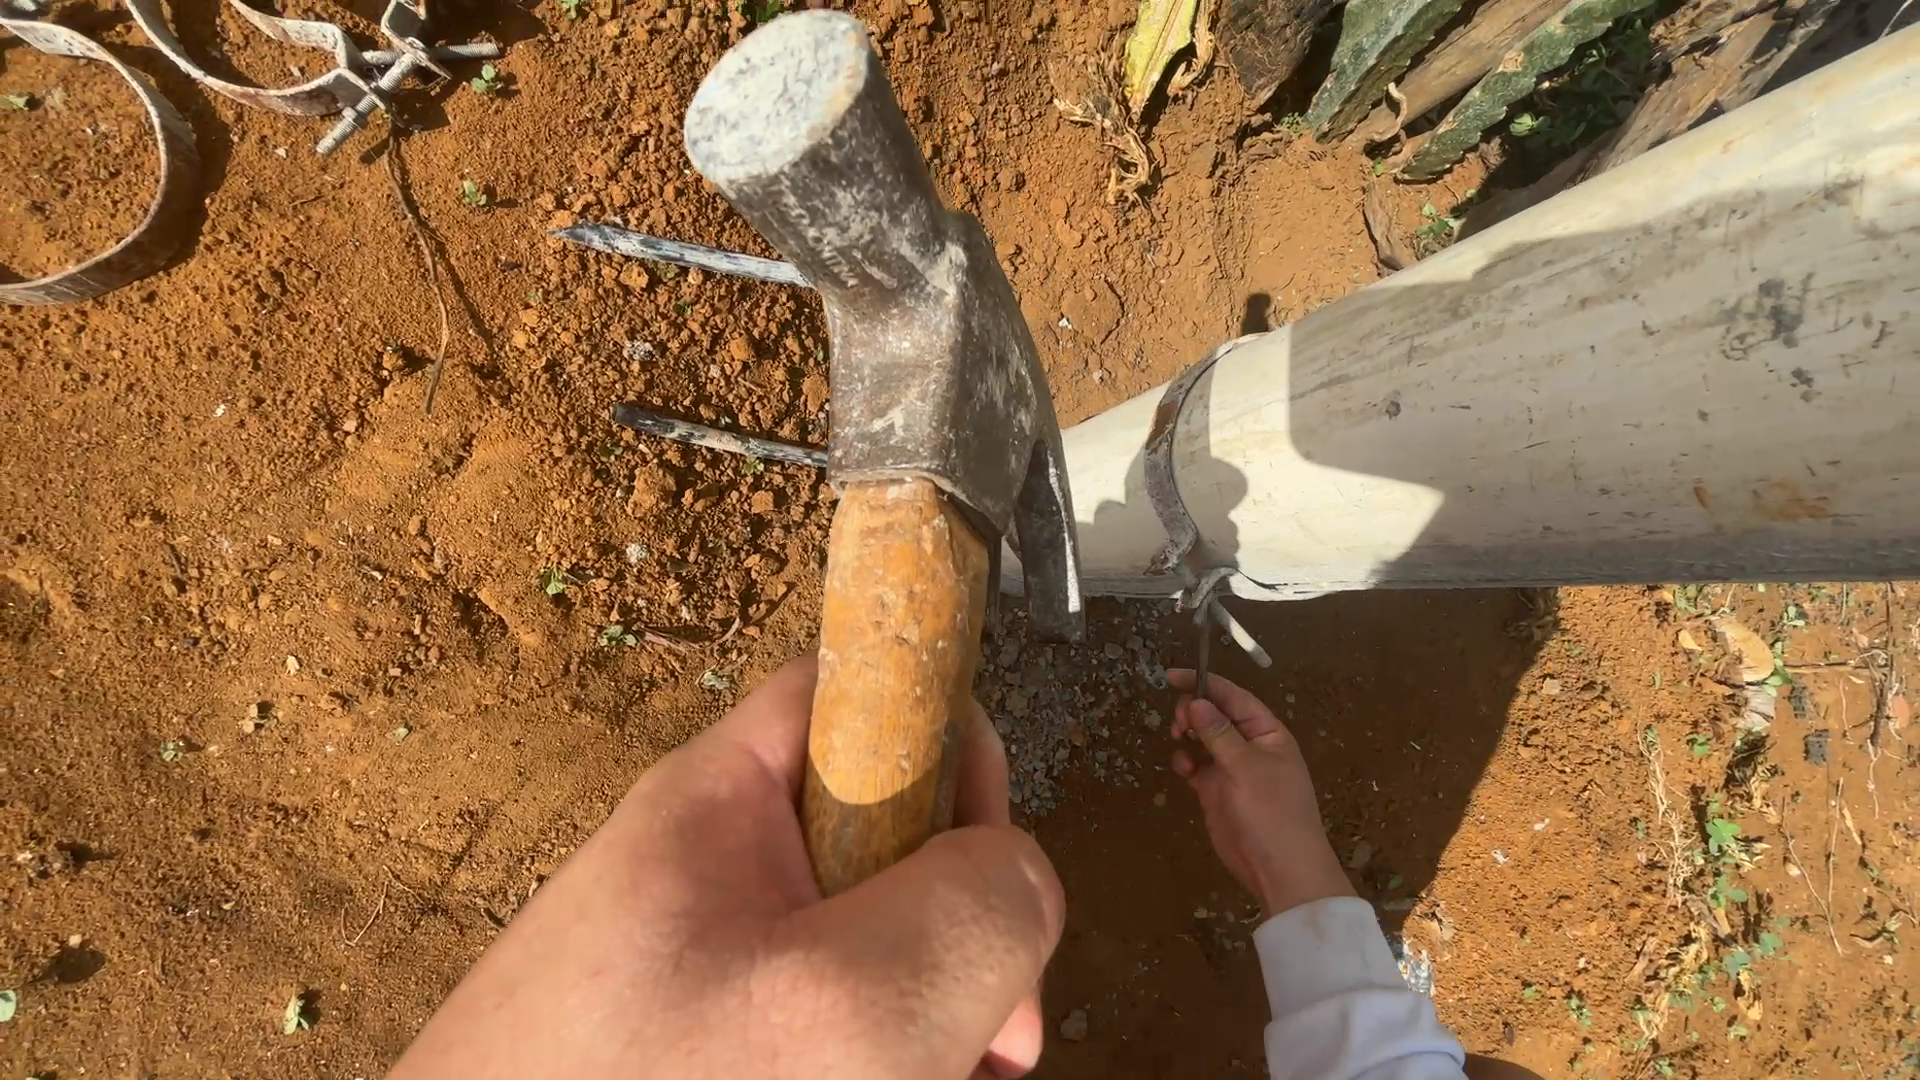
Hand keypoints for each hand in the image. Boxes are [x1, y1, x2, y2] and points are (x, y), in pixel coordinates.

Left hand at [390, 655, 1064, 1079]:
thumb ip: (970, 911)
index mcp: (720, 797)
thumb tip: (1019, 873)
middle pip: (881, 816)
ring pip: (873, 922)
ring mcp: (713, 947)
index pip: (853, 689)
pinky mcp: (712, 1024)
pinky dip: (890, 1044)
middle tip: (997, 1030)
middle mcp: (717, 854)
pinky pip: (835, 999)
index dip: (939, 733)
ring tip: (955, 1077)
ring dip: (935, 997)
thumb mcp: (844, 1013)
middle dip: (960, 906)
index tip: (984, 849)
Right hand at [1168, 669, 1353, 919]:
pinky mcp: (1216, 790)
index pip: (1234, 697)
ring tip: (1178, 738)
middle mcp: (1249, 746)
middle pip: (1215, 713)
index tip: (1171, 675)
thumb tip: (1196, 701)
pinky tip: (1182, 766)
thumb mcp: (1247, 768)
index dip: (1205, 683)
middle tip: (1179, 722)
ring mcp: (1232, 768)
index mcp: (1267, 733)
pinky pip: (1195, 764)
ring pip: (1202, 736)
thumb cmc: (1272, 813)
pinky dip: (1185, 760)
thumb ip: (1219, 733)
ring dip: (1187, 732)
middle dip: (1194, 710)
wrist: (1279, 870)